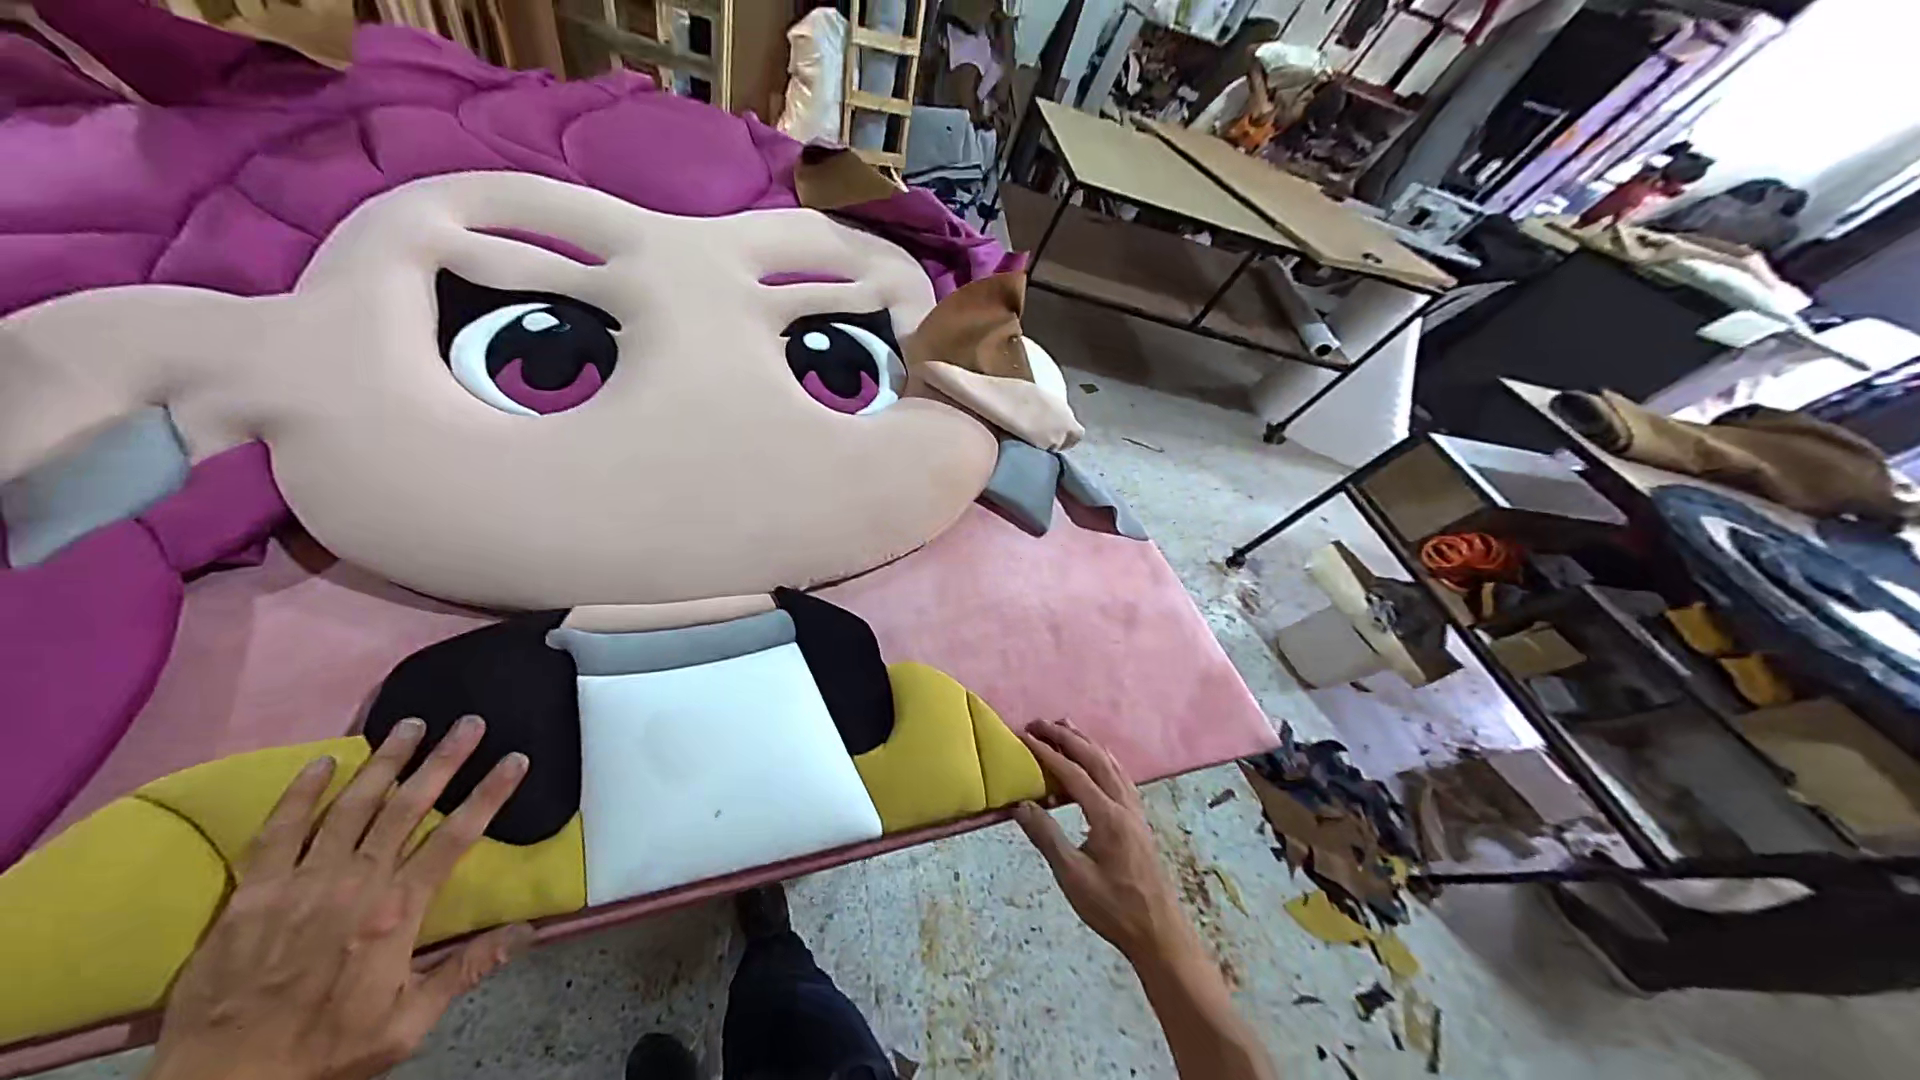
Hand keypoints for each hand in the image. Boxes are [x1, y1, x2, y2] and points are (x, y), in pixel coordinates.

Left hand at [146, 716, 531, 1079]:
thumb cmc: (325, 1052)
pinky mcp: (251, 894)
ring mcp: (299, 885)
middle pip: (408, 807)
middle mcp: (354, 885)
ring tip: (411, 724)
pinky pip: (278, 832)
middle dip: (443, 759)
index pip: (457, 837)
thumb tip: (530, 929)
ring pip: (351, 807)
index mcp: (396, 913)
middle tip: (469, 723)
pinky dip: (301, 793)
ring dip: (385, 761)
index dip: (491, 794)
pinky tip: (323, 761)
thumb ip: (469, 969)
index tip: (516, 760)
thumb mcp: (409, 1023)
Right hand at [1016, 721, 1277, 1079]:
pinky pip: (1120, 775)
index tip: (1024, 736)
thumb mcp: (1073, 877)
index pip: (1073, 774)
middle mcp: (1124, 805)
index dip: (1047, 752)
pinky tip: (1097, 758)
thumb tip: (1020, 804)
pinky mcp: (1138, 819)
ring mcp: (1134, 810)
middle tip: (1039, 722)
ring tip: (1064, 727)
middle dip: (1065, 736)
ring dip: (1085, 742)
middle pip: (1094, 758)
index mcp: (1107, 816)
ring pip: (1110, 763)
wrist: (1158, 932)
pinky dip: (1103, 757)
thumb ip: (1046, 837)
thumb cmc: (1113, 908)